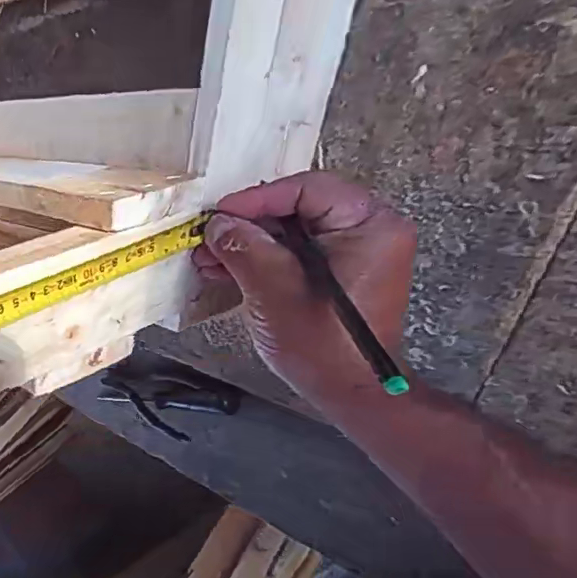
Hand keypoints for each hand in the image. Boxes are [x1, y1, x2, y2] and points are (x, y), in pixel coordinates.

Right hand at [190, 171, 416, 413]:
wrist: (346, 388)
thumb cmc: (320, 342)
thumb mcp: (274, 289)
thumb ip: (246, 249)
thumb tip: (218, 225)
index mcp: (369, 225)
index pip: (309, 189)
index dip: (257, 199)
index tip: (217, 215)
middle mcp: (366, 232)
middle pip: (296, 210)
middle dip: (245, 224)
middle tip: (206, 237)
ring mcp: (350, 254)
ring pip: (288, 234)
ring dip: (244, 244)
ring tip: (206, 259)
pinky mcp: (331, 275)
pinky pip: (290, 255)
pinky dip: (257, 260)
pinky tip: (223, 270)